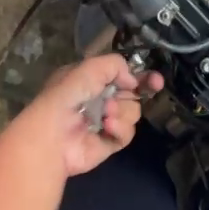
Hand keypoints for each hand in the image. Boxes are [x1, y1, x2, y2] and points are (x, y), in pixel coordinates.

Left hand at [5, 54, 163, 177]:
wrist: (52, 136)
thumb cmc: (67, 96)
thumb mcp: (89, 68)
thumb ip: (115, 65)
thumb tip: (133, 81)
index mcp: (89, 80)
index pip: (120, 76)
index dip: (141, 77)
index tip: (156, 81)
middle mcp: (98, 100)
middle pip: (132, 95)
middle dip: (133, 94)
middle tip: (137, 91)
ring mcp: (103, 123)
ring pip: (132, 114)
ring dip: (122, 111)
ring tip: (106, 114)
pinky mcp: (107, 144)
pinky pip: (126, 134)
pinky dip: (120, 129)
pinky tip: (107, 127)